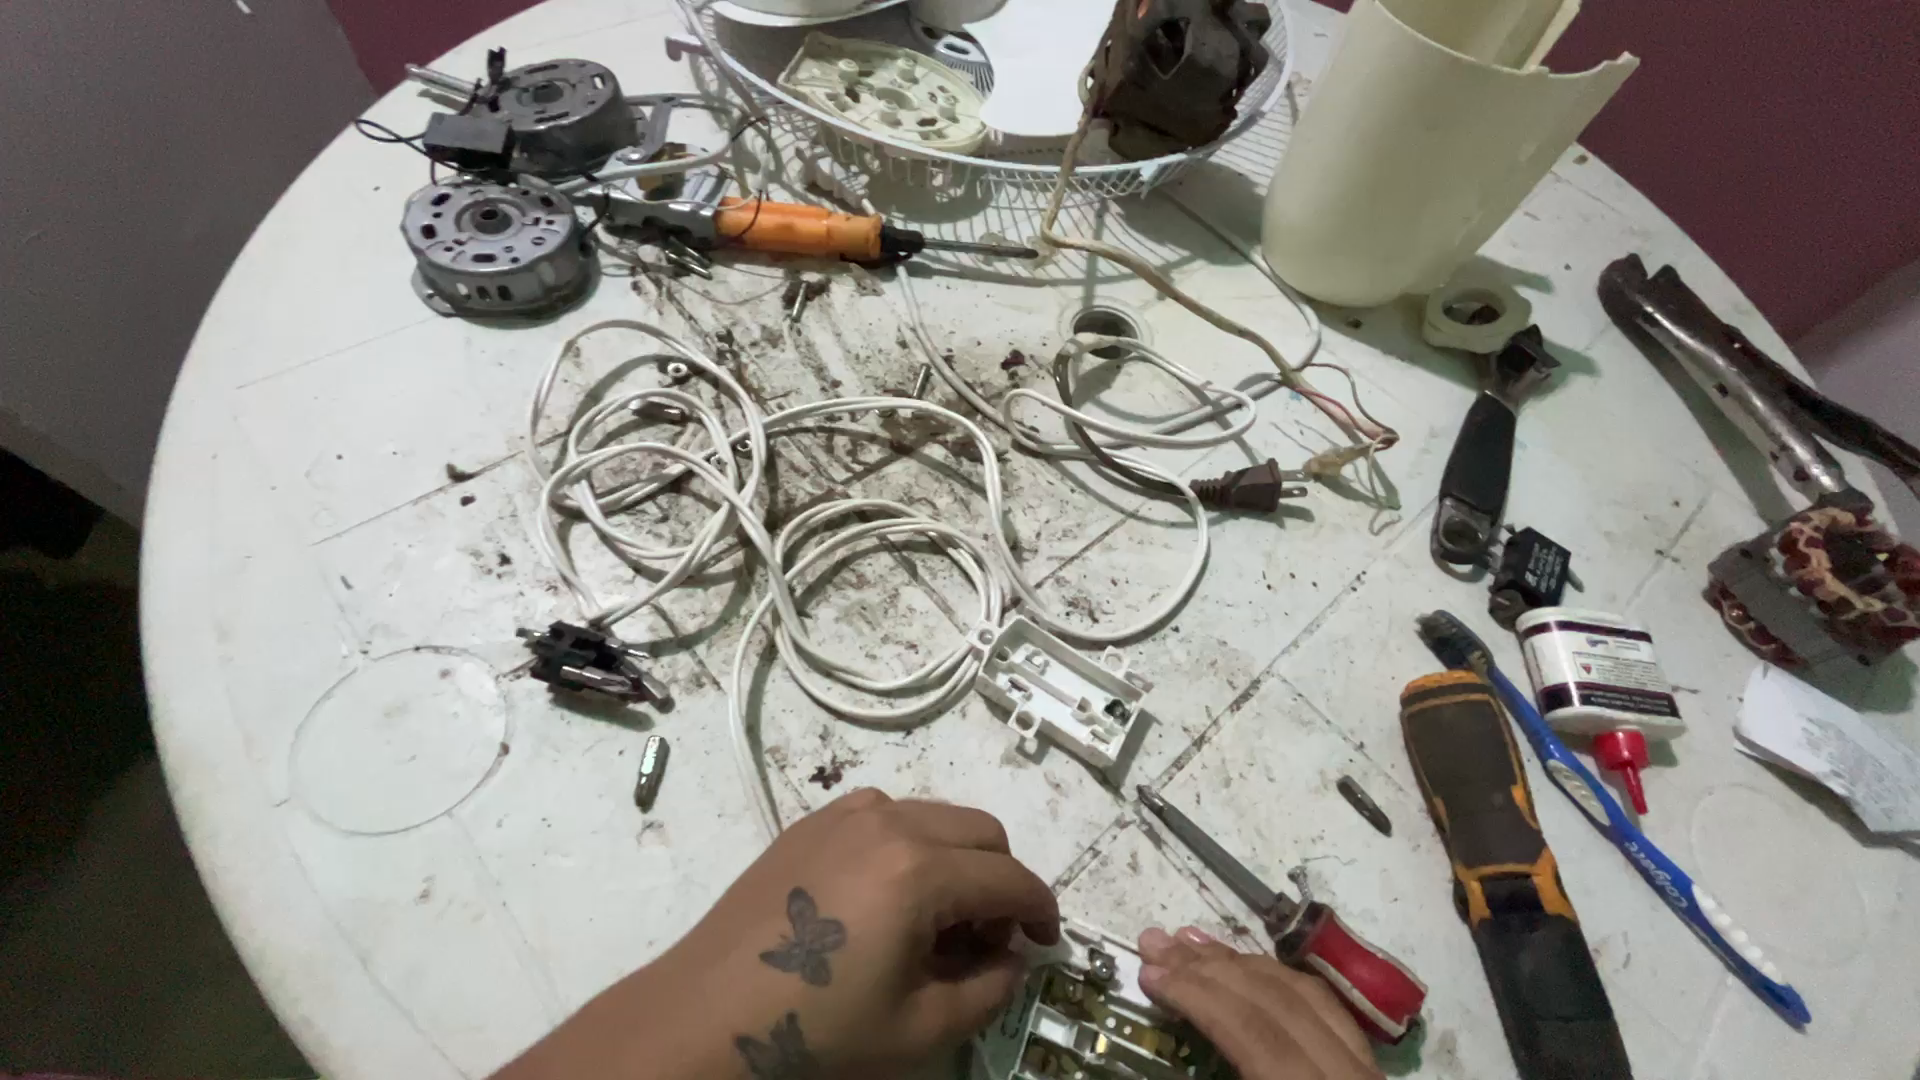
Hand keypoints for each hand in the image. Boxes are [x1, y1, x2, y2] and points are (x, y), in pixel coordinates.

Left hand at [494, 788, 1058, 1079]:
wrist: (703, 1016)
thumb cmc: (815, 1033)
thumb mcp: (918, 1030)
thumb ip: (987, 989)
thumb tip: (1012, 958)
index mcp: (921, 869)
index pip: (1009, 876)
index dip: (1040, 909)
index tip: (1045, 942)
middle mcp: (891, 820)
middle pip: (981, 830)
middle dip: (1000, 879)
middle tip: (986, 939)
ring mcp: (847, 812)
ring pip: (936, 816)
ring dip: (956, 858)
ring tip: (933, 919)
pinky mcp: (814, 819)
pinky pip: (886, 814)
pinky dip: (910, 844)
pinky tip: (884, 896)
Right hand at [1137, 925, 1381, 1079]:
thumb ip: (1220, 1068)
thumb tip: (1172, 1030)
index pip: (1254, 1031)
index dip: (1197, 996)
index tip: (1149, 972)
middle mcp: (1352, 1075)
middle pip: (1276, 1000)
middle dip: (1206, 965)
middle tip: (1155, 941)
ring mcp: (1369, 1069)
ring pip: (1302, 991)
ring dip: (1238, 961)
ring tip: (1188, 940)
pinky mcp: (1373, 1067)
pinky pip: (1324, 1007)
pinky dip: (1277, 978)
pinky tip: (1245, 964)